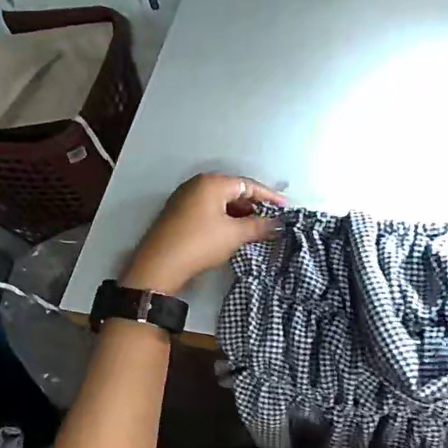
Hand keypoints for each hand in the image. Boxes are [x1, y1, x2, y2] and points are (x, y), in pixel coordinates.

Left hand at [121, 174, 285, 293]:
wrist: (160, 265)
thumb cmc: (200, 243)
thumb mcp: (234, 235)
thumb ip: (259, 226)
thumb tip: (278, 224)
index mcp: (212, 183)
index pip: (248, 185)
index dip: (270, 197)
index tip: (286, 208)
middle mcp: (198, 184)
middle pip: (234, 191)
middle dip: (255, 205)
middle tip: (273, 219)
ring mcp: (186, 198)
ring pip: (221, 201)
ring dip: (240, 213)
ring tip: (258, 228)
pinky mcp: (180, 213)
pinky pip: (210, 210)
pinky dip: (226, 218)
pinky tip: (236, 232)